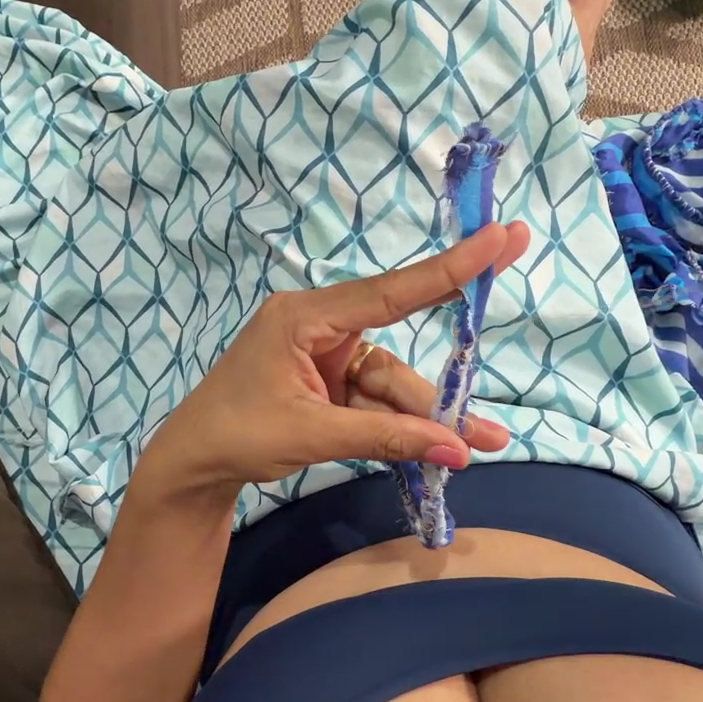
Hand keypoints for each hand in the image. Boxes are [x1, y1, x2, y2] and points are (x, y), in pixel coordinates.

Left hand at [140, 221, 530, 494]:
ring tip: (485, 443)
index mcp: (305, 317)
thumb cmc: (237, 434)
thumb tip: (458, 450)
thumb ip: (385, 437)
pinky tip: (441, 449)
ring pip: (392, 386)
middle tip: (508, 354)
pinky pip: (378, 404)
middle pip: (397, 350)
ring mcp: (328, 359)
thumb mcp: (311, 433)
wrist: (194, 463)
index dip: (448, 270)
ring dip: (431, 417)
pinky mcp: (331, 387)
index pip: (388, 292)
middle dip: (444, 378)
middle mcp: (322, 328)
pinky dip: (404, 428)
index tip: (499, 238)